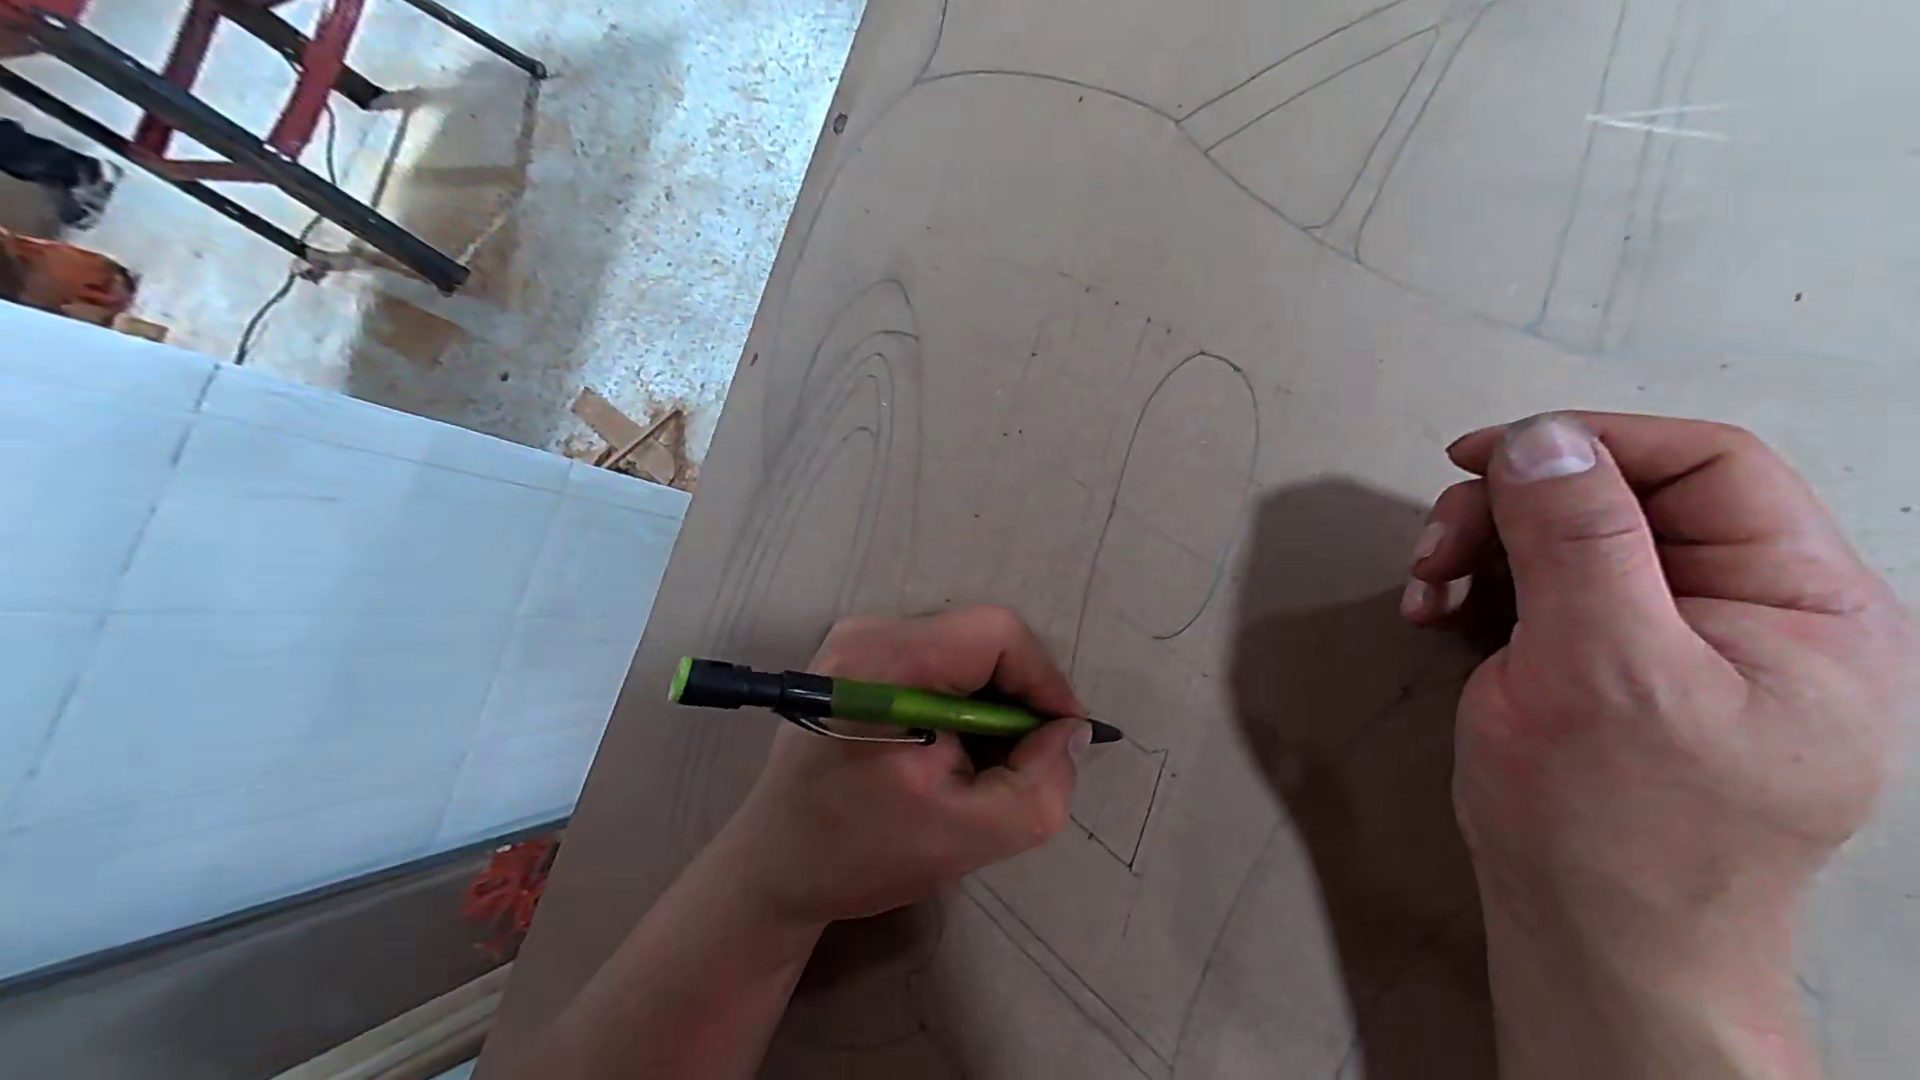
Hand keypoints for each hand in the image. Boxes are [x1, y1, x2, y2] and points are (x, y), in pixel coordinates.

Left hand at [707, 606, 1091, 928]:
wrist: (772, 865)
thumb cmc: (862, 854)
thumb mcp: (970, 838)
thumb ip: (1042, 784)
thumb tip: (1071, 731)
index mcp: (887, 664)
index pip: (997, 633)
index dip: (1043, 680)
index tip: (1061, 737)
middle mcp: (867, 632)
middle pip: (980, 639)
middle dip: (1017, 698)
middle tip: (1024, 759)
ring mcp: (855, 638)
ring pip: (962, 649)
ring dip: (990, 701)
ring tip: (983, 761)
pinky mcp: (854, 655)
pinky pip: (935, 659)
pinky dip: (960, 698)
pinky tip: (949, 747)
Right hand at [1407, 413, 1912, 1076]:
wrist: (1584, 924)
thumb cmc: (1612, 813)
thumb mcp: (1599, 669)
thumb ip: (1577, 544)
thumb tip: (1540, 437)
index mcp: (1796, 600)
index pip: (1702, 466)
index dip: (1586, 443)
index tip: (1476, 455)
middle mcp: (1730, 603)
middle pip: (1608, 499)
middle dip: (1504, 513)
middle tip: (1433, 551)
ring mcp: (1650, 629)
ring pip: (1551, 537)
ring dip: (1472, 549)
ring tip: (1424, 591)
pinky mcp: (1582, 650)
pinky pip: (1523, 583)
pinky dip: (1467, 586)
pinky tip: (1432, 612)